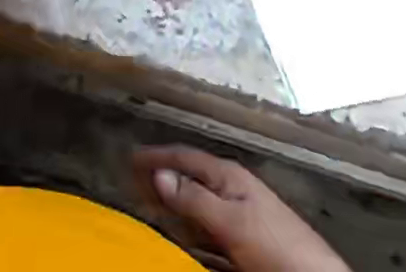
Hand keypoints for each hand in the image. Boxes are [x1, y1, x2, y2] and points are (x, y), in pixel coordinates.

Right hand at [136, 146, 350, 271]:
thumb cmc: (275, 249)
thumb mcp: (231, 222)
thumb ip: (194, 198)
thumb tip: (157, 173)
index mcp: (229, 176)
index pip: (185, 156)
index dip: (157, 156)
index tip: (129, 158)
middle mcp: (233, 189)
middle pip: (190, 177)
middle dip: (162, 178)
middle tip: (132, 182)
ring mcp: (240, 217)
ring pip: (198, 204)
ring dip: (174, 204)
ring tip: (148, 208)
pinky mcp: (245, 244)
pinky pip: (207, 230)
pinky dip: (189, 230)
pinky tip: (179, 240)